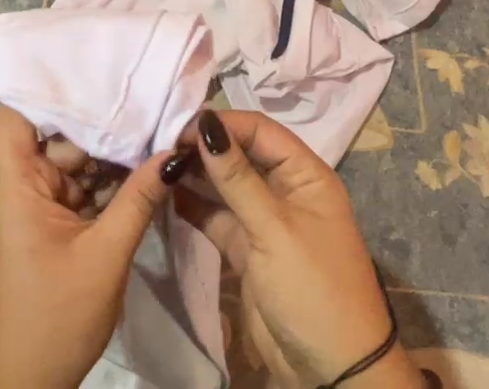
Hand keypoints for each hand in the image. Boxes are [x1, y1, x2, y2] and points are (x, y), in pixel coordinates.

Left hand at [0, 106, 172, 388]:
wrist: (30, 381)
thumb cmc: (57, 317)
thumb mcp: (106, 255)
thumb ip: (139, 198)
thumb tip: (175, 150)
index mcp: (16, 186)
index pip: (15, 114)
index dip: (42, 82)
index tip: (86, 58)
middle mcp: (21, 186)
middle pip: (55, 132)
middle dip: (97, 115)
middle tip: (144, 88)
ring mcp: (38, 205)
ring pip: (73, 158)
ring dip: (109, 148)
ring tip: (154, 118)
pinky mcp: (53, 223)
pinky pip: (81, 185)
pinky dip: (108, 176)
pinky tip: (144, 162)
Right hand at [173, 110, 422, 388]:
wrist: (332, 369)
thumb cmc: (313, 287)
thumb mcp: (275, 228)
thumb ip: (237, 178)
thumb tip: (206, 125)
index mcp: (305, 174)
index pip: (259, 131)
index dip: (222, 124)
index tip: (179, 129)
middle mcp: (285, 189)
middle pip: (240, 154)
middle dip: (204, 147)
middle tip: (159, 147)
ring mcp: (265, 220)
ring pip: (225, 185)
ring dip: (195, 175)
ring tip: (155, 166)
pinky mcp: (247, 249)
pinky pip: (217, 217)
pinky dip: (194, 206)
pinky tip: (165, 195)